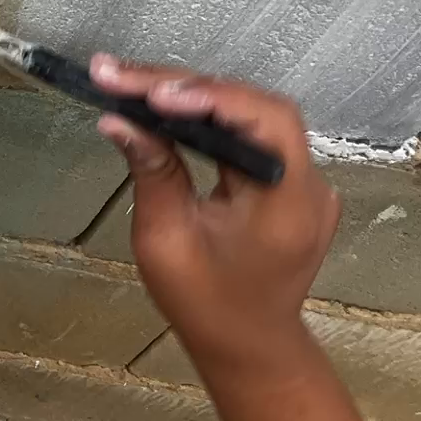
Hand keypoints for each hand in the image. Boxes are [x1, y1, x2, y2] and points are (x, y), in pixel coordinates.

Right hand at [90, 56, 340, 373]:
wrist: (248, 346)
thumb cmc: (205, 303)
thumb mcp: (165, 241)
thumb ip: (152, 172)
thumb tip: (117, 119)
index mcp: (287, 205)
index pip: (266, 123)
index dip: (213, 96)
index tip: (154, 94)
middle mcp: (306, 182)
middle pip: (250, 107)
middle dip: (180, 85)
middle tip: (114, 74)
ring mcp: (301, 178)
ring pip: (246, 110)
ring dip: (185, 91)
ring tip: (125, 80)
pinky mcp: (283, 176)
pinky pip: (244, 128)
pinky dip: (200, 110)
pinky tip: (159, 101)